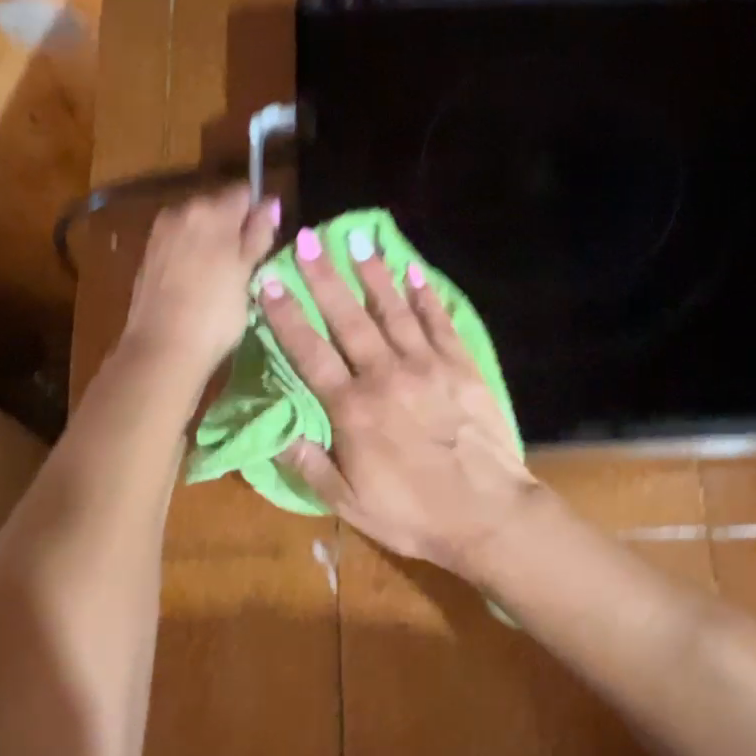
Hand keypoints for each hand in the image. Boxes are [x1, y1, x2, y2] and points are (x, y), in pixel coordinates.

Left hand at [122, 184, 279, 376]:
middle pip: (218, 206)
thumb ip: (259, 233)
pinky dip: (192, 254)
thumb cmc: (215, 312)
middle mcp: (182, 210)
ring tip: (222, 277)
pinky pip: (179, 243)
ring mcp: (161, 232)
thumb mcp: (247, 272)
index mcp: (212, 209)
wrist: (163, 347)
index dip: (258, 213)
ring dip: (211, 241)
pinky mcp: (148, 254)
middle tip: (247, 263)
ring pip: (197, 225)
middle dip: (233, 226)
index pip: (243, 192)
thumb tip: (271, 203)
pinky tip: (198, 283)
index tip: (265, 242)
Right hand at [258, 227, 539, 572]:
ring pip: (392, 310)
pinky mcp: (461, 368)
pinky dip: (425, 296)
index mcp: (352, 409)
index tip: (268, 281)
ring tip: (356, 240)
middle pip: (348, 319)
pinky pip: (439, 323)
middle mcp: (385, 376)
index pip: (309, 353)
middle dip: (324, 277)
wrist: (487, 515)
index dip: (286, 316)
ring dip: (373, 274)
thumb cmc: (413, 515)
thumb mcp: (348, 502)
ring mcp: (427, 367)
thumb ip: (310, 465)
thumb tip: (277, 434)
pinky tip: (414, 273)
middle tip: (308, 239)